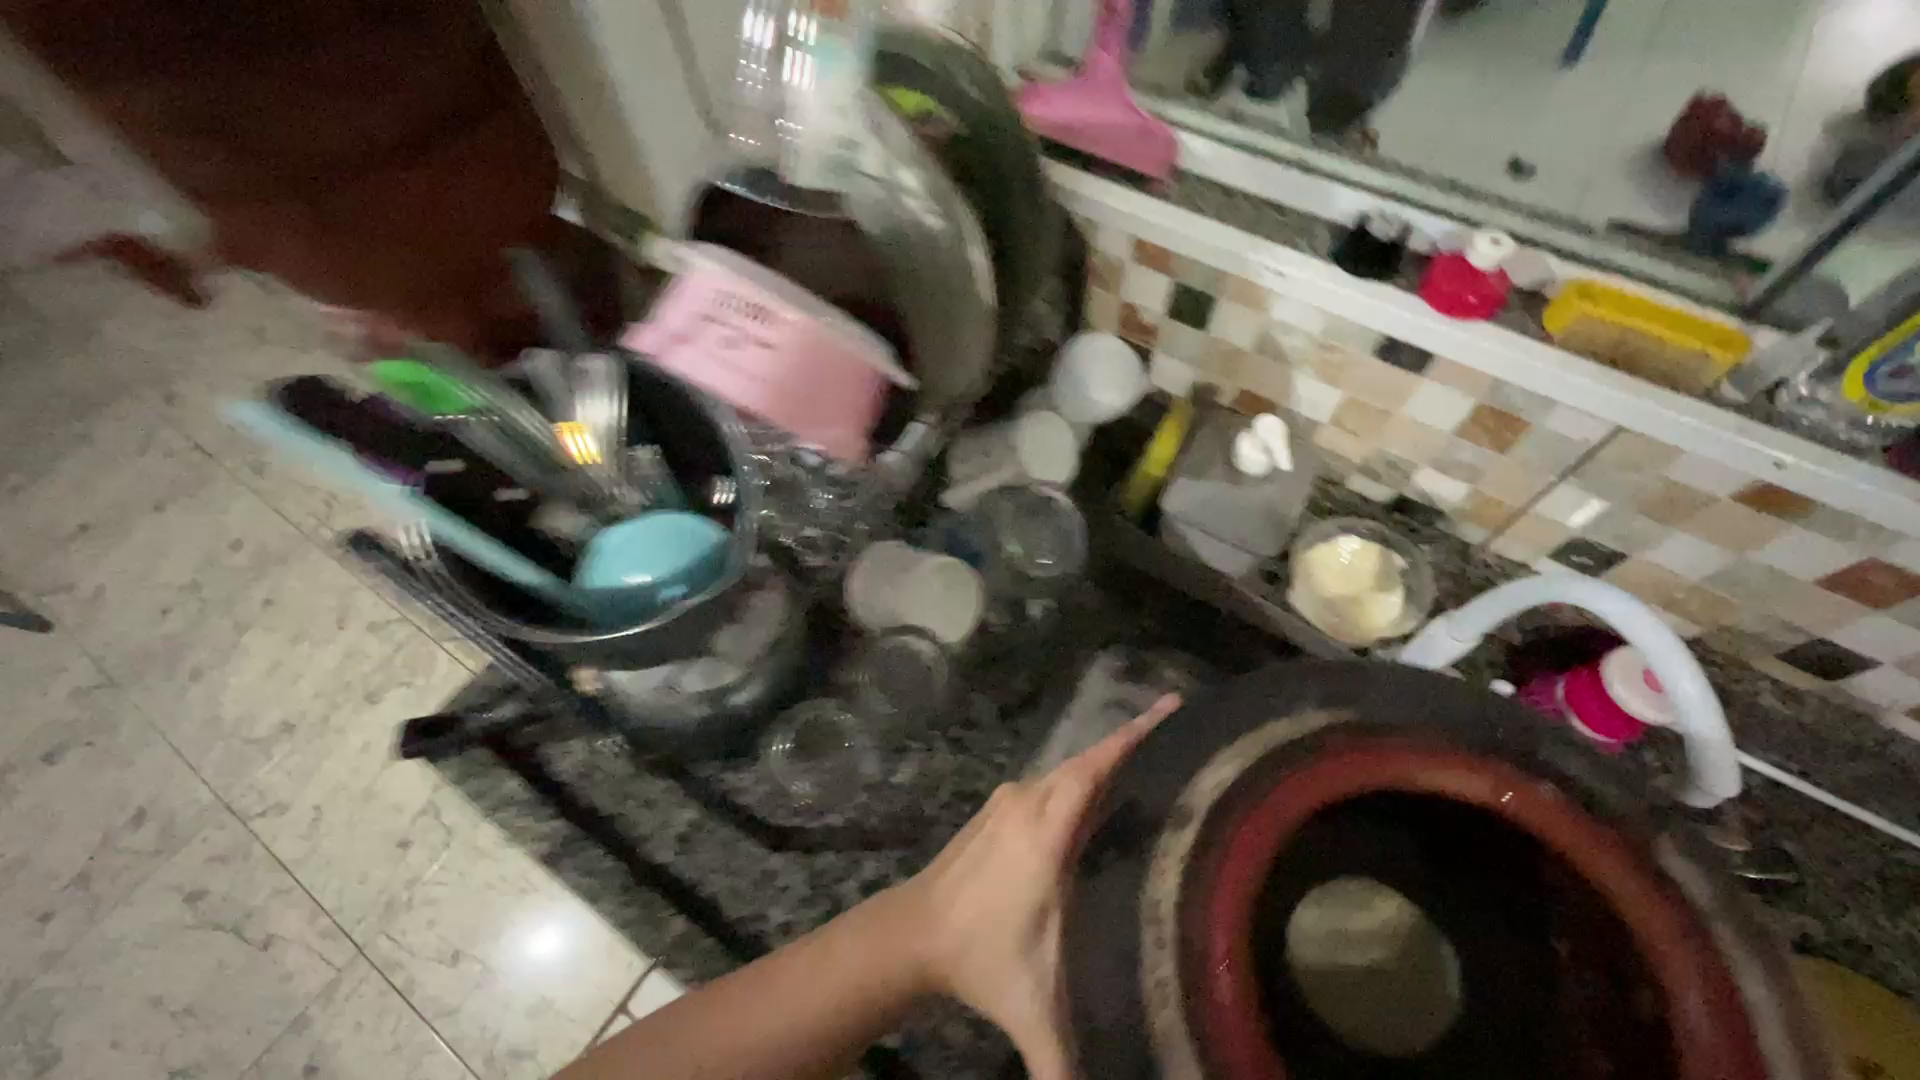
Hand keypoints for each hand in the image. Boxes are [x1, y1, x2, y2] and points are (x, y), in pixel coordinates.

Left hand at [898, 694, 1181, 1079]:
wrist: (912, 934)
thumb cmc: (979, 959)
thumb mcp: (1032, 1008)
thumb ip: (1069, 1056)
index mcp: (1044, 833)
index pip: (1095, 771)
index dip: (1135, 739)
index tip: (1174, 707)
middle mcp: (1029, 802)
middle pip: (1090, 760)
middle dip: (1137, 742)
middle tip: (1191, 736)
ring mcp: (1011, 799)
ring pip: (1071, 768)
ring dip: (1111, 760)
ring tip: (1163, 762)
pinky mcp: (1000, 805)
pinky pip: (1054, 780)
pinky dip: (1086, 776)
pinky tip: (1109, 794)